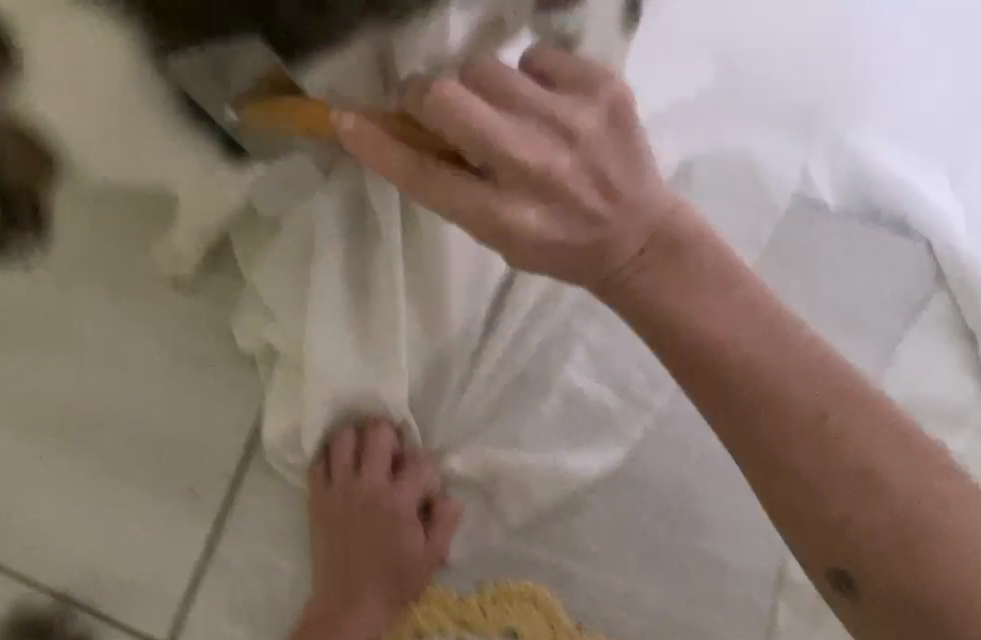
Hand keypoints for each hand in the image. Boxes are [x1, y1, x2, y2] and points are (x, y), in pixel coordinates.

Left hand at [304, 419, 463, 639]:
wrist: (348, 605)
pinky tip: (342, 471)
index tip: (424, 490)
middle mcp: (367, 487)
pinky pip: (318, 460)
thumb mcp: (433, 557)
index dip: (428, 471)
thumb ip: (446, 520)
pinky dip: (330, 457)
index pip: (420, 461)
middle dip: (392, 437)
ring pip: (342, 437)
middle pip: (377, 431)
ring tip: (365, 459)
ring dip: (358, 440)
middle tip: (393, 460)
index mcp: (399, 501)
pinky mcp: (316, 498)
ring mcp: (337, 489)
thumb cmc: (394, 584)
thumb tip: (447, 495)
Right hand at [335, 46, 698, 292]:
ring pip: (484, 68)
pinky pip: (534, 55)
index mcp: (501, 216)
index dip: (378, 145)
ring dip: (479, 89)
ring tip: (505, 115)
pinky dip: (529, 78)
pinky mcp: (601, 86)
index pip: (424, 174)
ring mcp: (570, 120)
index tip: (345, 121)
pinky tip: (547, 107)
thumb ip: (455, 187)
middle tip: (434, 109)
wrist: (635, 236)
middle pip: (446, 99)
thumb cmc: (552, 243)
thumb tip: (408, 130)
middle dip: (426, 97)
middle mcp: (531, 165)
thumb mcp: (495, 235)